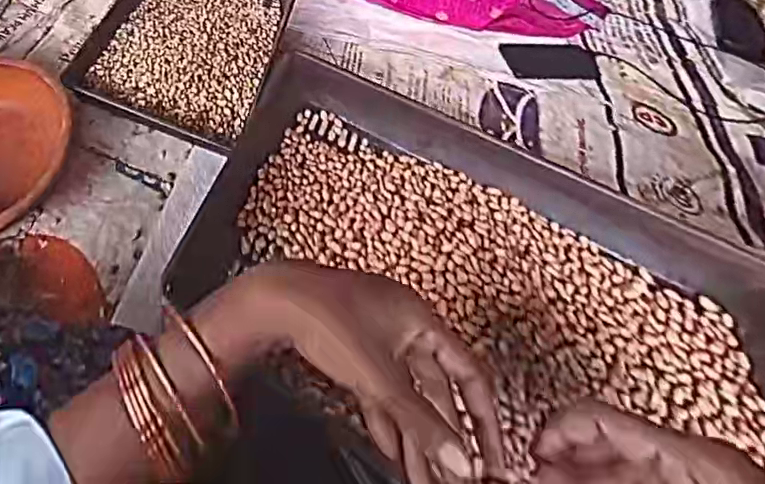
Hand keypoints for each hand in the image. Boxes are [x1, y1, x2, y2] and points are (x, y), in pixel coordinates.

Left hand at [244, 262, 506, 481]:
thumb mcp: (380, 376)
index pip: (467, 372)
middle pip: (435, 387)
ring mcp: (376, 332)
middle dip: (443, 436)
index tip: (490, 457)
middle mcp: (401, 322)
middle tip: (452, 476)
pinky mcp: (353, 343)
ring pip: (406, 390)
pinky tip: (392, 448)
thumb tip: (459, 460)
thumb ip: (421, 421)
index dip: (482, 417)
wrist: (274, 298)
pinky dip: (387, 416)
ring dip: (415, 433)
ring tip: (424, 475)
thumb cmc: (326, 317)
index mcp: (417, 317)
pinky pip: (381, 385)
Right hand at [531, 402, 764, 483]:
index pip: (597, 414)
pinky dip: (620, 483)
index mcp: (694, 448)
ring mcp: (719, 472)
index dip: (554, 431)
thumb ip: (609, 478)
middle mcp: (705, 452)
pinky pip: (656, 475)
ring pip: (633, 457)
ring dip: (591, 471)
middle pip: (612, 433)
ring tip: (561, 481)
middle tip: (537, 472)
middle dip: (569, 454)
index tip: (528, 453)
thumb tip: (549, 472)